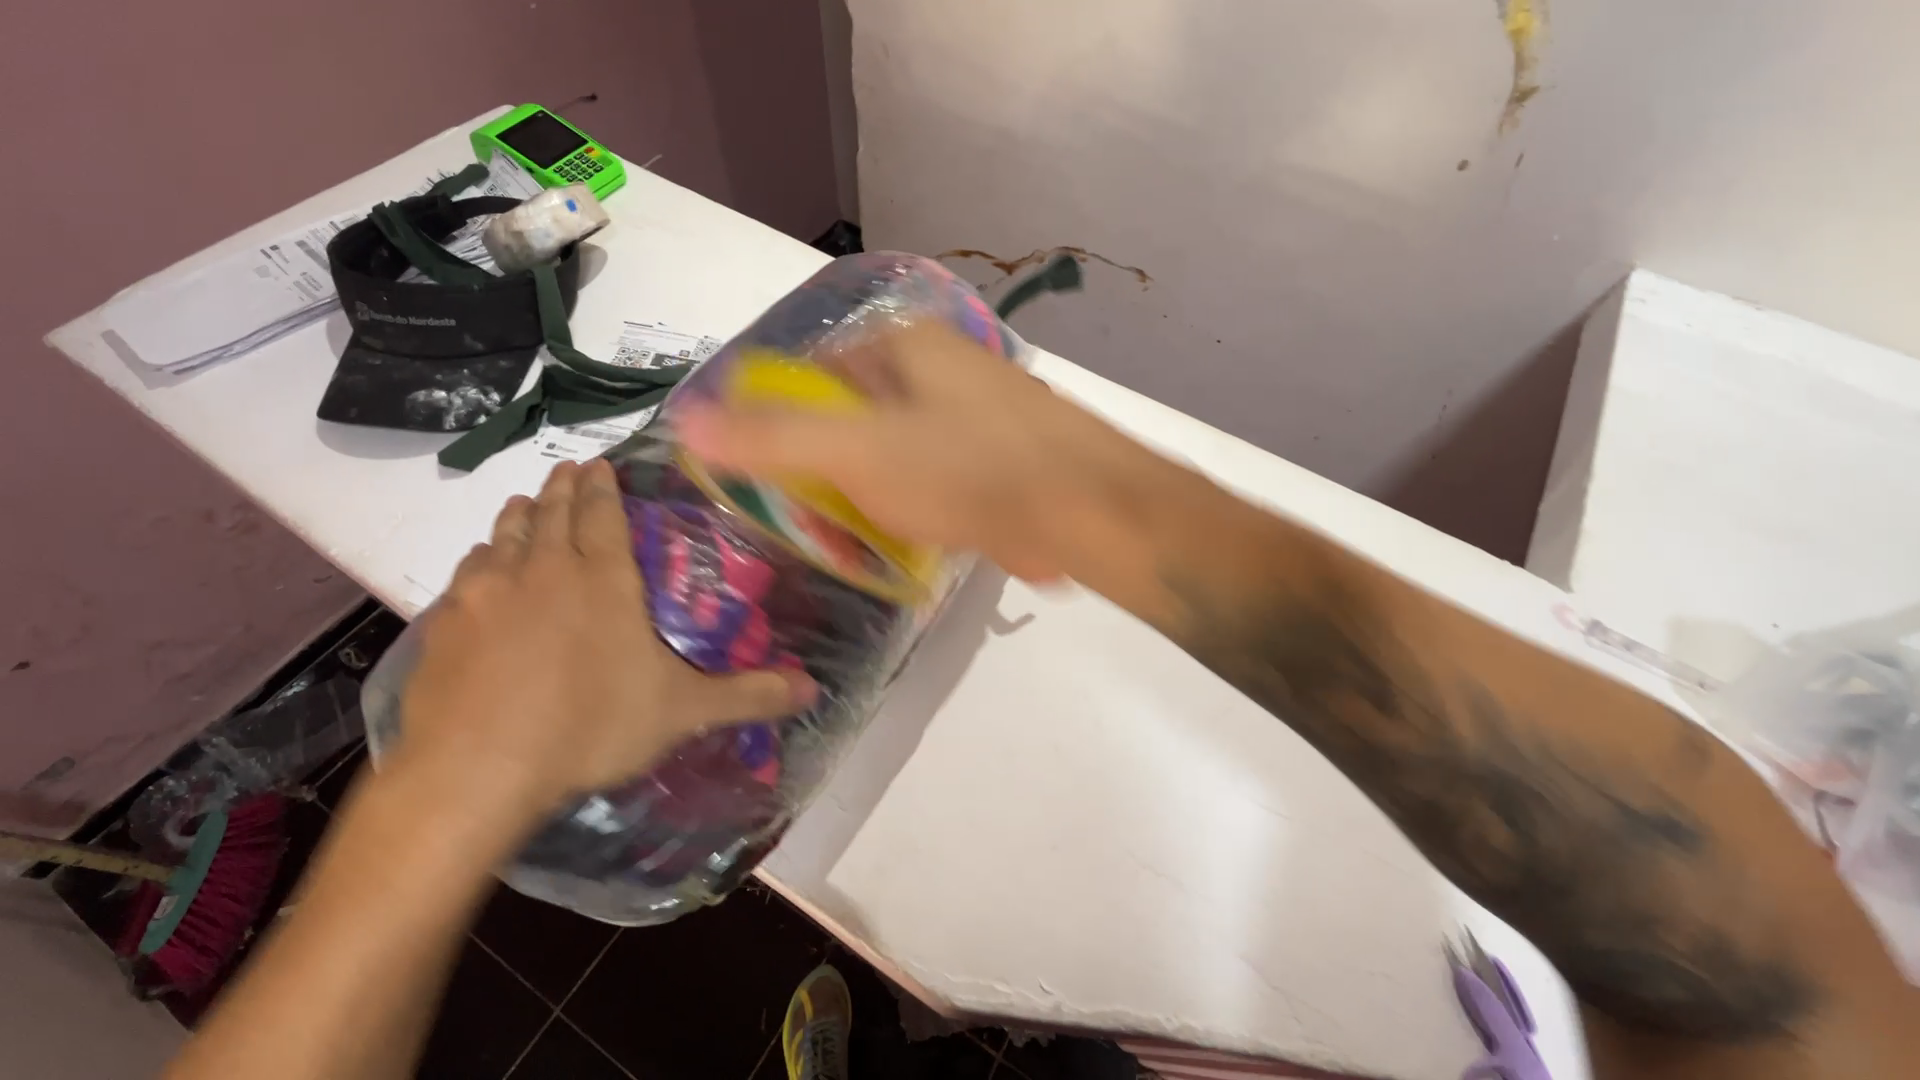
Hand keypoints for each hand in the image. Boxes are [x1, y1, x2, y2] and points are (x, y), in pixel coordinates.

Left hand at [393, 460, 815, 819]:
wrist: (477, 768)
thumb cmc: (591, 728)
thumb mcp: (683, 713)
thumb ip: (748, 696)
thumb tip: (813, 689)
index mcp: (604, 579)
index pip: (603, 515)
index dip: (602, 487)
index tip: (598, 464)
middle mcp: (545, 570)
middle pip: (552, 513)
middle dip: (562, 488)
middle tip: (568, 469)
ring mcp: (488, 591)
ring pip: (504, 534)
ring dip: (519, 514)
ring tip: (524, 503)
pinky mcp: (445, 621)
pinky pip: (467, 572)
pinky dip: (480, 557)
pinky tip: (480, 565)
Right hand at [676, 322, 1142, 582]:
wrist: (1089, 512)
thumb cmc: (968, 470)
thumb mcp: (856, 452)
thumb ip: (771, 438)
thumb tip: (685, 420)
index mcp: (906, 345)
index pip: (814, 374)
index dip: (783, 425)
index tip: (773, 481)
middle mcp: (942, 367)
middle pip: (854, 414)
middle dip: (830, 468)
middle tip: (817, 520)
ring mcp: (976, 413)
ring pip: (896, 450)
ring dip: (872, 493)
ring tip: (860, 536)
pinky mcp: (1000, 459)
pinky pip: (936, 478)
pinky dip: (915, 506)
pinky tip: (913, 537)